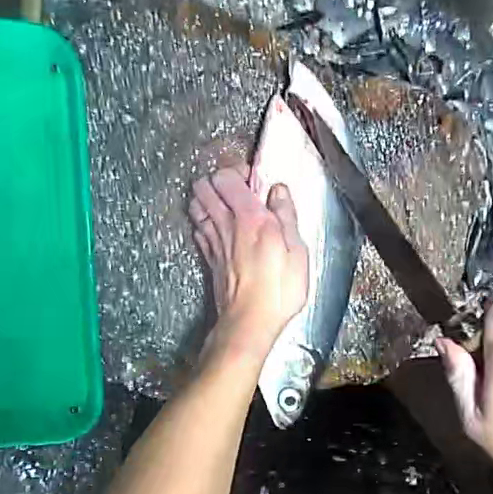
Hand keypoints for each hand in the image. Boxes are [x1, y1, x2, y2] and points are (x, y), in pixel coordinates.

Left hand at [189, 167, 309, 363]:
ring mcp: (213, 241)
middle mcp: (226, 225)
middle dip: (218, 181)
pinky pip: (198, 228)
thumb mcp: (296, 251)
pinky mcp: (209, 258)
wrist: (249, 322)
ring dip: (208, 199)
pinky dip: (204, 221)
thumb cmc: (278, 291)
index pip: (226, 176)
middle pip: (203, 185)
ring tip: (228, 206)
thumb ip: (286, 216)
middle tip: (240, 191)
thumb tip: (278, 191)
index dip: (239, 172)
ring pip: (196, 205)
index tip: (256, 182)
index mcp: (250, 218)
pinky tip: (219, 228)